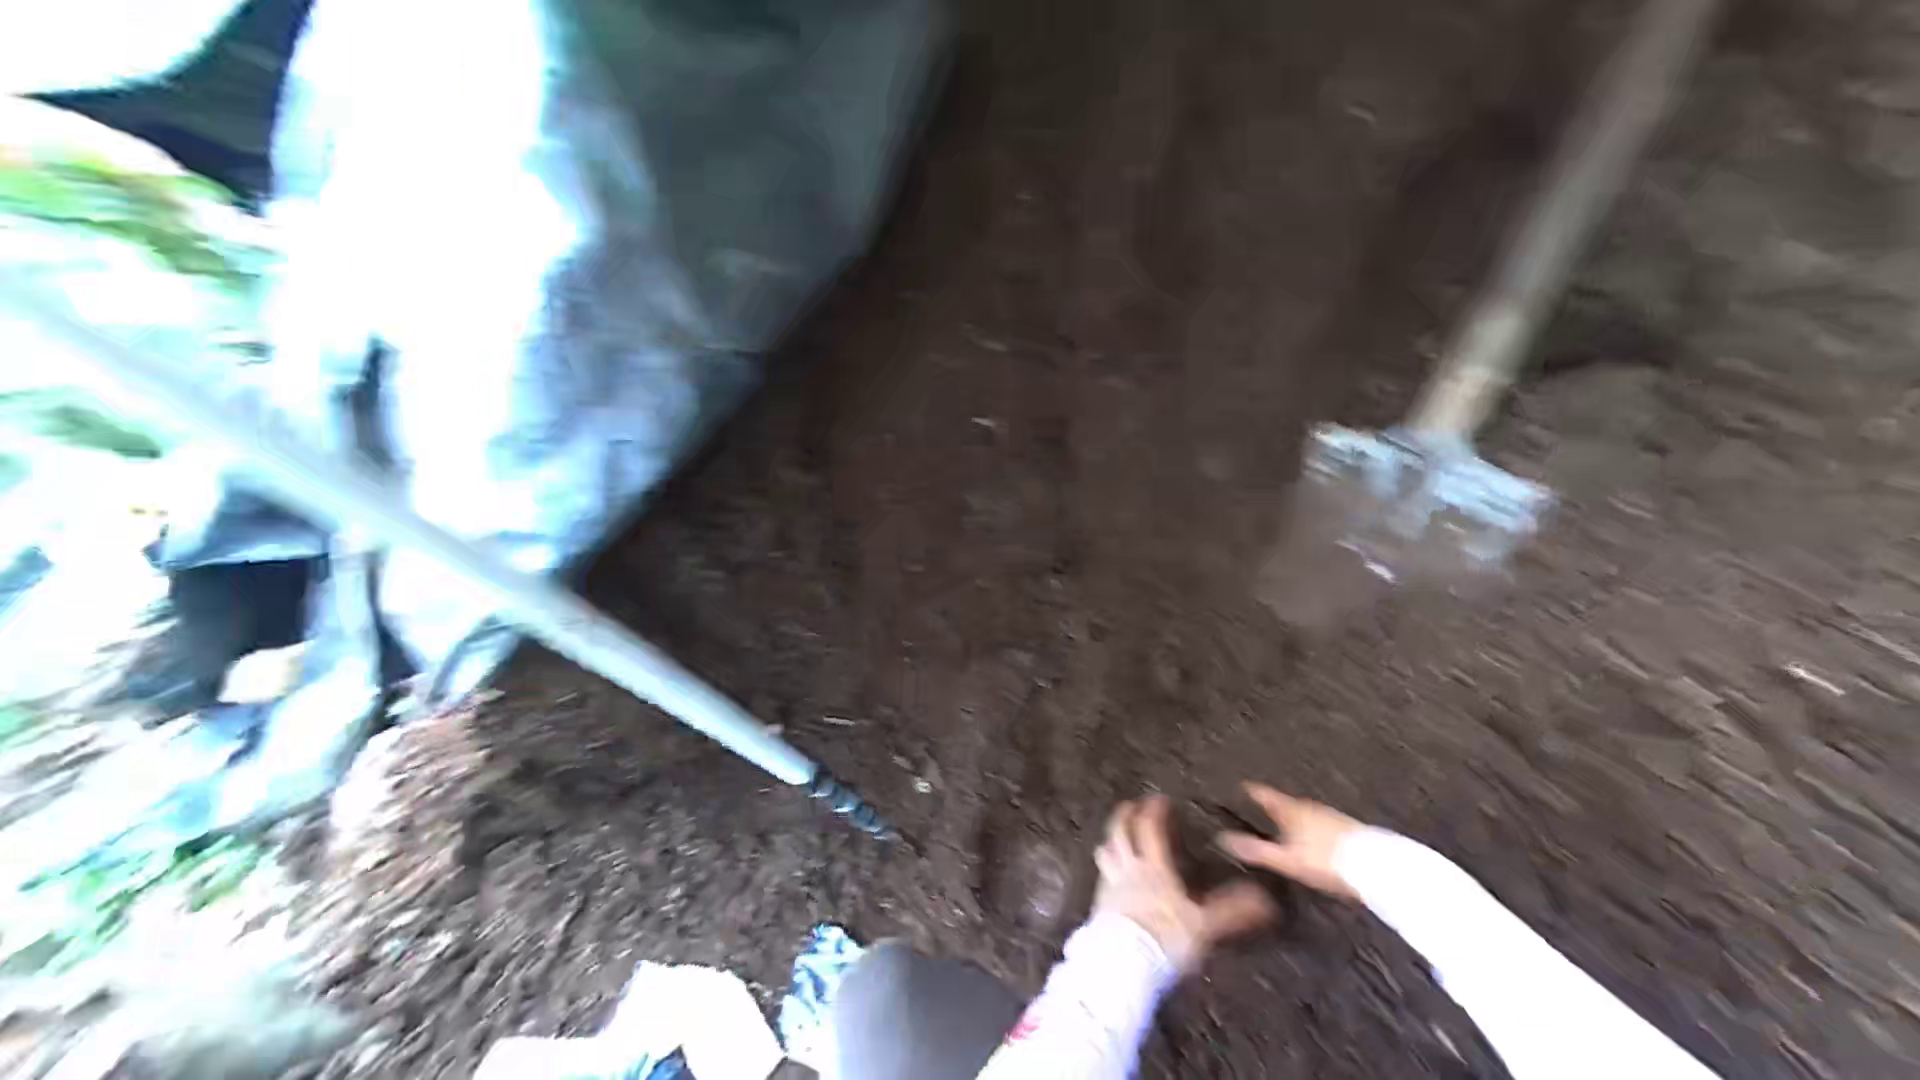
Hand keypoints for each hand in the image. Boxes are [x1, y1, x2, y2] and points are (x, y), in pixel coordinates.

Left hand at [1093, 795, 1276, 971]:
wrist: (1125, 961)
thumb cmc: (1166, 938)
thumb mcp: (1204, 925)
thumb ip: (1232, 910)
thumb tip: (1264, 899)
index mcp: (1154, 868)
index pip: (1151, 829)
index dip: (1154, 811)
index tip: (1160, 799)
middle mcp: (1129, 868)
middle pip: (1120, 832)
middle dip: (1125, 815)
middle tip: (1131, 805)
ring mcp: (1111, 884)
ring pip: (1106, 851)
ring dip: (1111, 839)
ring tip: (1116, 835)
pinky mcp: (1100, 902)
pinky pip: (1102, 876)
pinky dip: (1106, 866)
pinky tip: (1110, 872)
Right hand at [1217, 783, 1365, 900]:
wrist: (1376, 866)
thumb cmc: (1326, 860)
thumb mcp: (1286, 859)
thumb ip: (1256, 850)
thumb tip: (1224, 840)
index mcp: (1292, 810)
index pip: (1266, 795)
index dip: (1254, 791)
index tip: (1244, 786)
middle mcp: (1311, 807)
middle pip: (1288, 804)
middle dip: (1277, 807)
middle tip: (1266, 809)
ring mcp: (1332, 816)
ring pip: (1308, 813)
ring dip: (1298, 818)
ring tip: (1290, 827)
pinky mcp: (1349, 829)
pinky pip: (1325, 823)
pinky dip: (1316, 828)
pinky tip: (1319, 841)